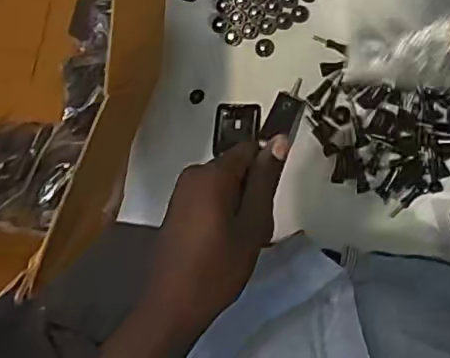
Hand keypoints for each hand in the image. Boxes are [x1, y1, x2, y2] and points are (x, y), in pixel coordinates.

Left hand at [113, 136, 289, 355]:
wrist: (171, 309)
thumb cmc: (216, 268)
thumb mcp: (252, 225)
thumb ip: (265, 181)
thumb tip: (279, 140)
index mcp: (213, 173)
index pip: (250, 149)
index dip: (265, 170)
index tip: (267, 200)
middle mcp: (194, 173)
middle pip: (236, 167)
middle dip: (250, 191)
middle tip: (254, 228)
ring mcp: (182, 191)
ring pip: (223, 184)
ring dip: (235, 204)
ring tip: (238, 240)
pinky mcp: (176, 208)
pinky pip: (207, 197)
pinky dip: (219, 213)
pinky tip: (220, 244)